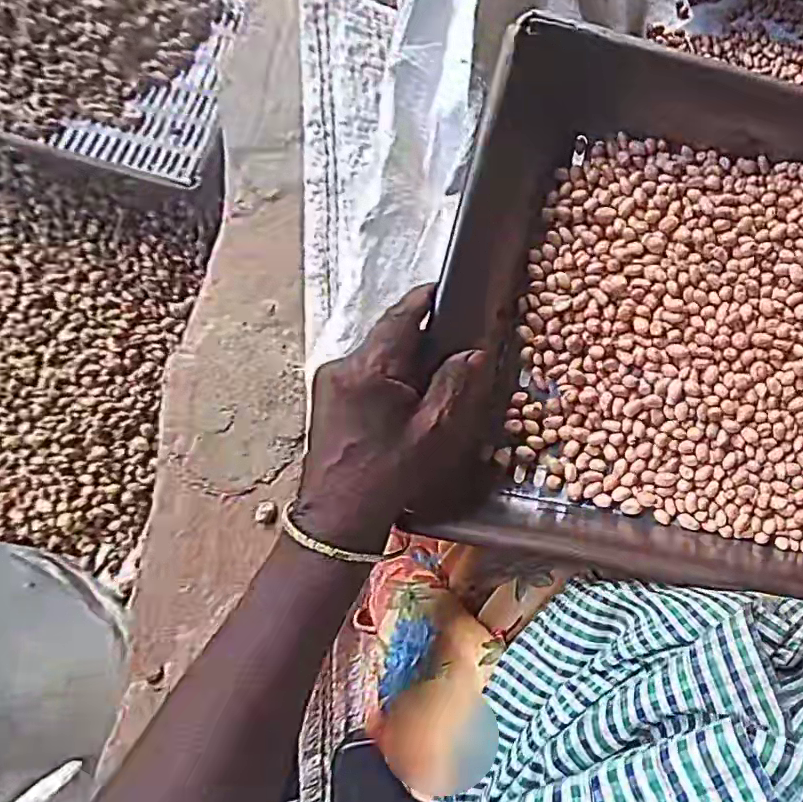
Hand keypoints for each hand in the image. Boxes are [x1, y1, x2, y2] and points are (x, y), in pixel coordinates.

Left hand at [295, 284, 490, 552]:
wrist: (340, 514)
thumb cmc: (390, 474)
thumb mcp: (436, 430)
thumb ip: (456, 383)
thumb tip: (473, 352)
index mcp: (369, 370)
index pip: (401, 317)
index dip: (426, 299)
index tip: (446, 287)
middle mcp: (342, 366)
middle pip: (390, 334)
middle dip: (424, 335)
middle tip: (457, 341)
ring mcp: (331, 380)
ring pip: (380, 353)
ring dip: (409, 357)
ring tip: (439, 375)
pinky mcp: (329, 396)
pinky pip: (369, 371)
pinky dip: (394, 374)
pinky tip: (413, 396)